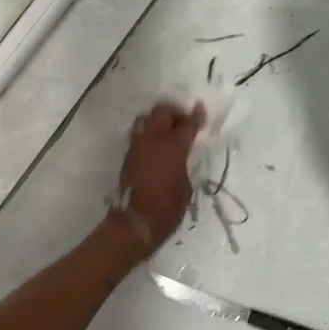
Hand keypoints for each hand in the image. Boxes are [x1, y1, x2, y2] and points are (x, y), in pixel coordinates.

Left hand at [115, 101, 205, 253]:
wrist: (136, 221)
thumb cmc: (167, 208)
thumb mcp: (186, 186)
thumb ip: (183, 164)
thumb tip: (180, 157)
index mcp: (173, 146)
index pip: (187, 124)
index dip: (196, 115)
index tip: (200, 108)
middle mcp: (153, 139)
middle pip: (162, 112)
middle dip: (174, 113)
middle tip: (183, 122)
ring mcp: (138, 145)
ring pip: (146, 119)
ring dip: (157, 120)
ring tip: (167, 132)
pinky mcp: (128, 154)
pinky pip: (138, 134)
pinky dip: (147, 133)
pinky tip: (155, 145)